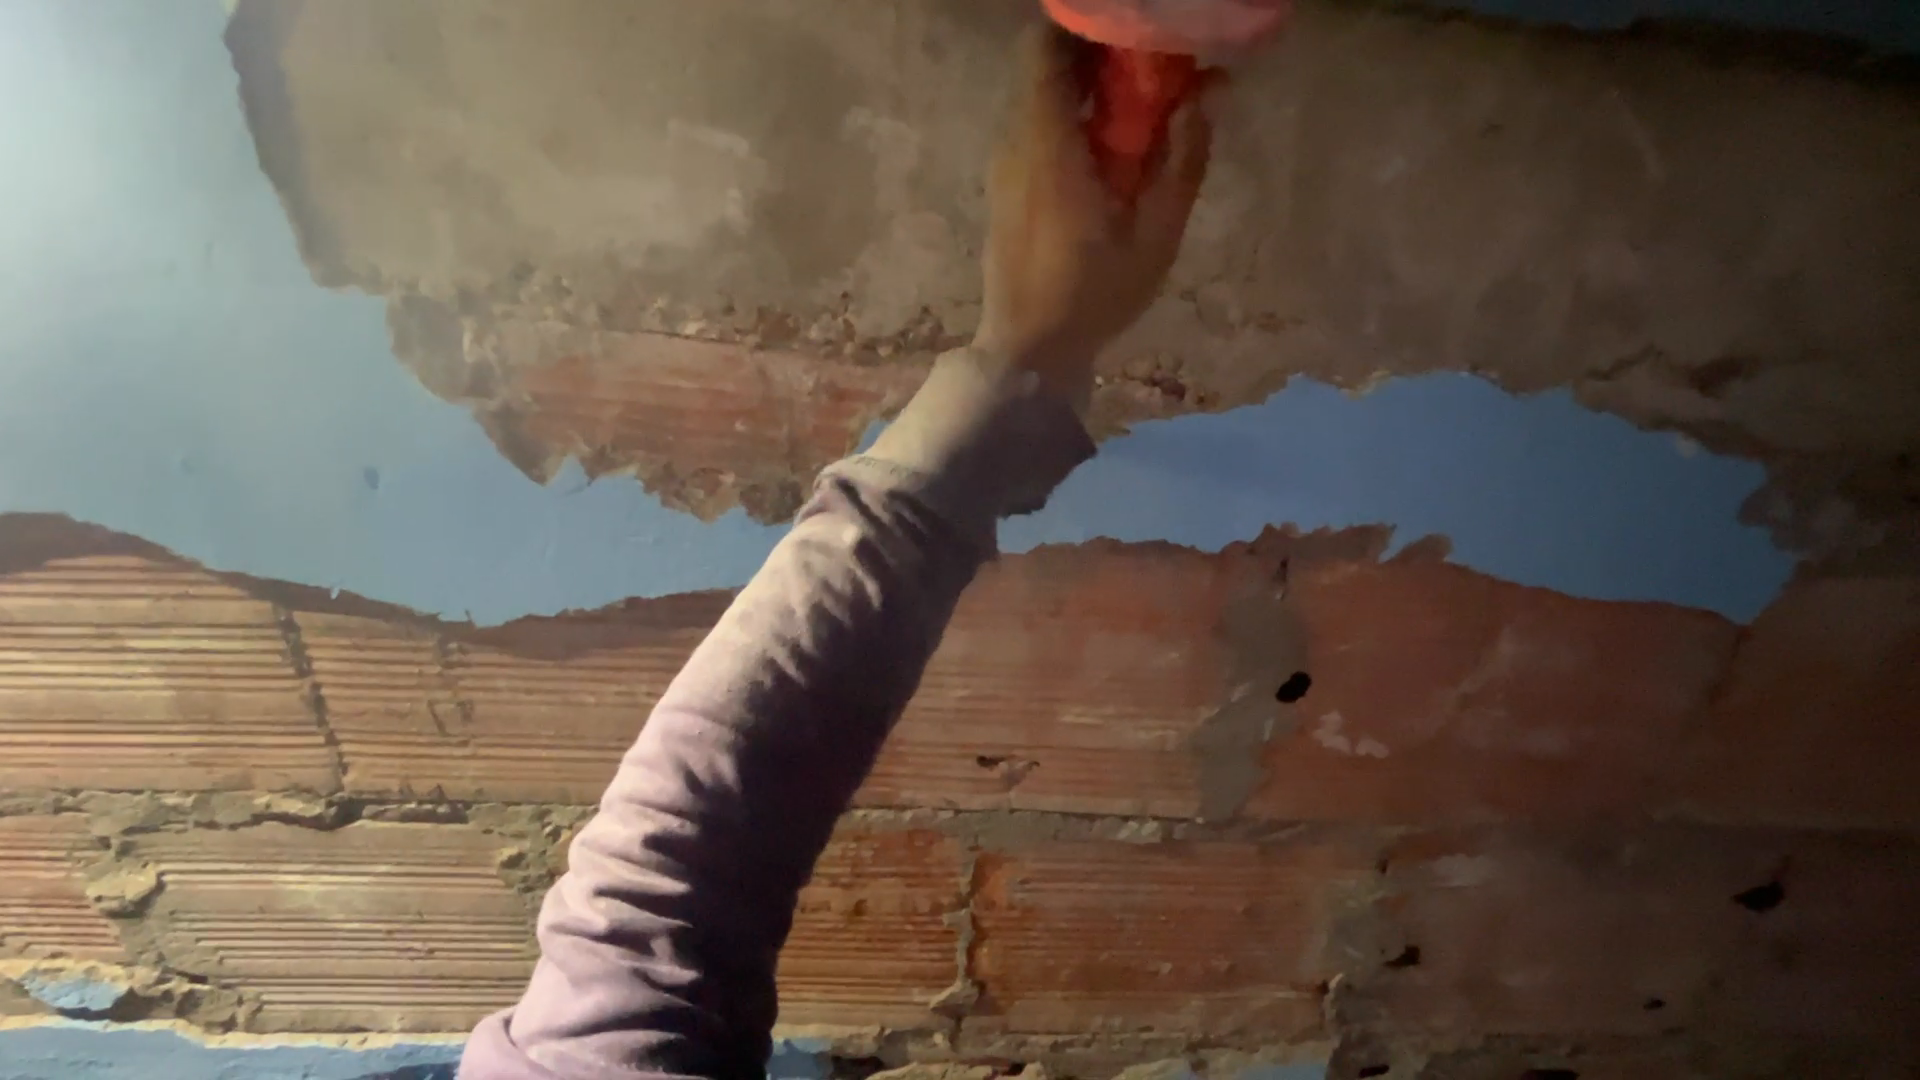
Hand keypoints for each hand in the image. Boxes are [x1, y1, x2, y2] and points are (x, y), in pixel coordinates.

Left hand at [975, 26, 1216, 408]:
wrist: (1028, 352)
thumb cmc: (1093, 298)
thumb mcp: (1155, 238)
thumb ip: (1184, 161)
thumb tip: (1207, 94)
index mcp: (1047, 146)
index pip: (1045, 45)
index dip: (1087, 25)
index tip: (1134, 32)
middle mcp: (1014, 146)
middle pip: (1044, 67)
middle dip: (1096, 55)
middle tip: (1149, 71)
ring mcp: (1003, 171)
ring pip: (1037, 101)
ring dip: (1084, 92)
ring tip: (1135, 111)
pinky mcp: (1003, 194)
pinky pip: (1032, 133)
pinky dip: (1067, 124)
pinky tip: (1104, 155)